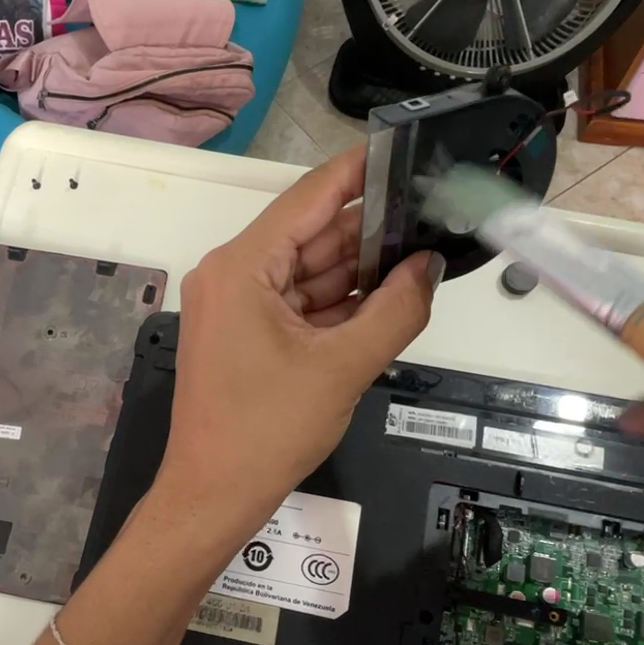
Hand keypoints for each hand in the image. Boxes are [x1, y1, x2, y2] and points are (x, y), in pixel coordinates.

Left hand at [155, 148, 441, 544]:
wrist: (214, 495)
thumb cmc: (267, 432)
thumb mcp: (343, 368)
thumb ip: (396, 311)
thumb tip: (428, 267)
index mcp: (241, 268)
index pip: (309, 199)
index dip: (358, 171)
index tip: (402, 150)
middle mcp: (231, 276)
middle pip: (310, 236)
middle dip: (368, 230)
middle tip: (429, 213)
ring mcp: (236, 307)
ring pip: (307, 272)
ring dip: (357, 269)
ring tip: (418, 253)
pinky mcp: (245, 334)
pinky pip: (298, 304)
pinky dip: (338, 302)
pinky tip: (384, 295)